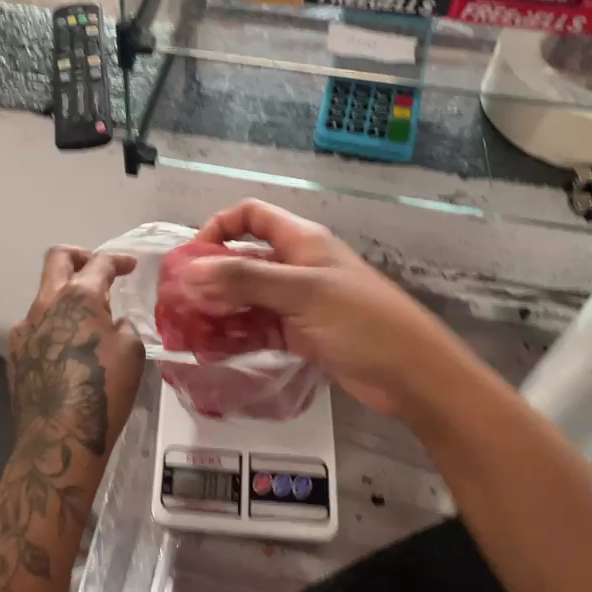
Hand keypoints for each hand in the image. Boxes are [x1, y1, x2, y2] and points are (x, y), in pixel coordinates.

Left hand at [8, 247, 142, 462]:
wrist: (57, 438)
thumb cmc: (103, 392)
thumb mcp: (132, 353)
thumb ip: (123, 326)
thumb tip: (111, 322)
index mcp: (79, 297)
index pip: (99, 262)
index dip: (118, 260)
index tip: (129, 266)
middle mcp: (46, 303)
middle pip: (58, 259)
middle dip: (80, 256)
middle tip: (96, 269)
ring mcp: (24, 328)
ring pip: (44, 296)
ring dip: (65, 299)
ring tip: (86, 322)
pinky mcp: (14, 353)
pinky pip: (35, 327)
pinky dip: (53, 327)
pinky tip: (67, 351)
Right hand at [180, 200, 462, 414]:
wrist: (413, 375)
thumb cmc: (362, 321)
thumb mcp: (303, 293)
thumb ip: (246, 279)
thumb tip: (191, 272)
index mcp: (301, 241)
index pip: (251, 217)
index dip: (219, 227)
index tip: (192, 257)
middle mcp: (297, 266)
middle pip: (244, 260)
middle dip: (211, 278)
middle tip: (178, 304)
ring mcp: (298, 303)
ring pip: (248, 298)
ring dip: (219, 310)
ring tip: (187, 332)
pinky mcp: (301, 335)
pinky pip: (259, 328)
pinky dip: (237, 336)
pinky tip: (212, 350)